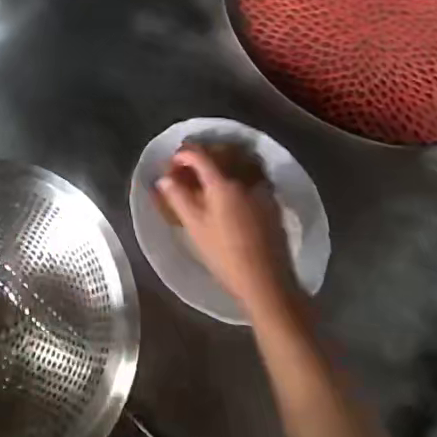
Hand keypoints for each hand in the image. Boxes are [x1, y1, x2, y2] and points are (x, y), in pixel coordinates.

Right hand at [155, 146, 298, 316]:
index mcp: (222, 183)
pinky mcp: (273, 205)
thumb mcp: (195, 228)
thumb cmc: (225, 255)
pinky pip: (250, 183)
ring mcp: (262, 191)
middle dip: (201, 162)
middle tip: (187, 173)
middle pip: (219, 160)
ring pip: (237, 170)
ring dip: (221, 171)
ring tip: (208, 185)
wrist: (267, 281)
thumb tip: (164, 179)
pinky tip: (231, 200)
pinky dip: (237, 183)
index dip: (183, 154)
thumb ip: (178, 198)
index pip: (199, 156)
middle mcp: (244, 180)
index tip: (173, 162)